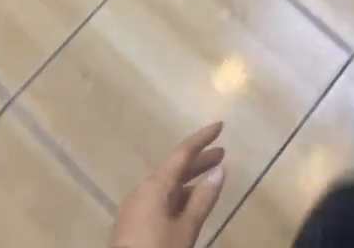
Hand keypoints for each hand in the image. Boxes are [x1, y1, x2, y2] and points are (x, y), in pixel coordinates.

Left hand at [110, 122, 226, 247]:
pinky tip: (189, 204)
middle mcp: (141, 190)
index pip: (182, 153)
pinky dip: (178, 194)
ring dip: (189, 179)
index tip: (221, 126)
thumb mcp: (186, 228)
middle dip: (198, 160)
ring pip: (166, 184)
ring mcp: (134, 208)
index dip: (202, 138)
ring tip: (210, 179)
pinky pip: (158, 199)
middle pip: (173, 167)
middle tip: (222, 154)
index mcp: (154, 186)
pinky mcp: (131, 224)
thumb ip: (203, 198)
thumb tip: (219, 170)